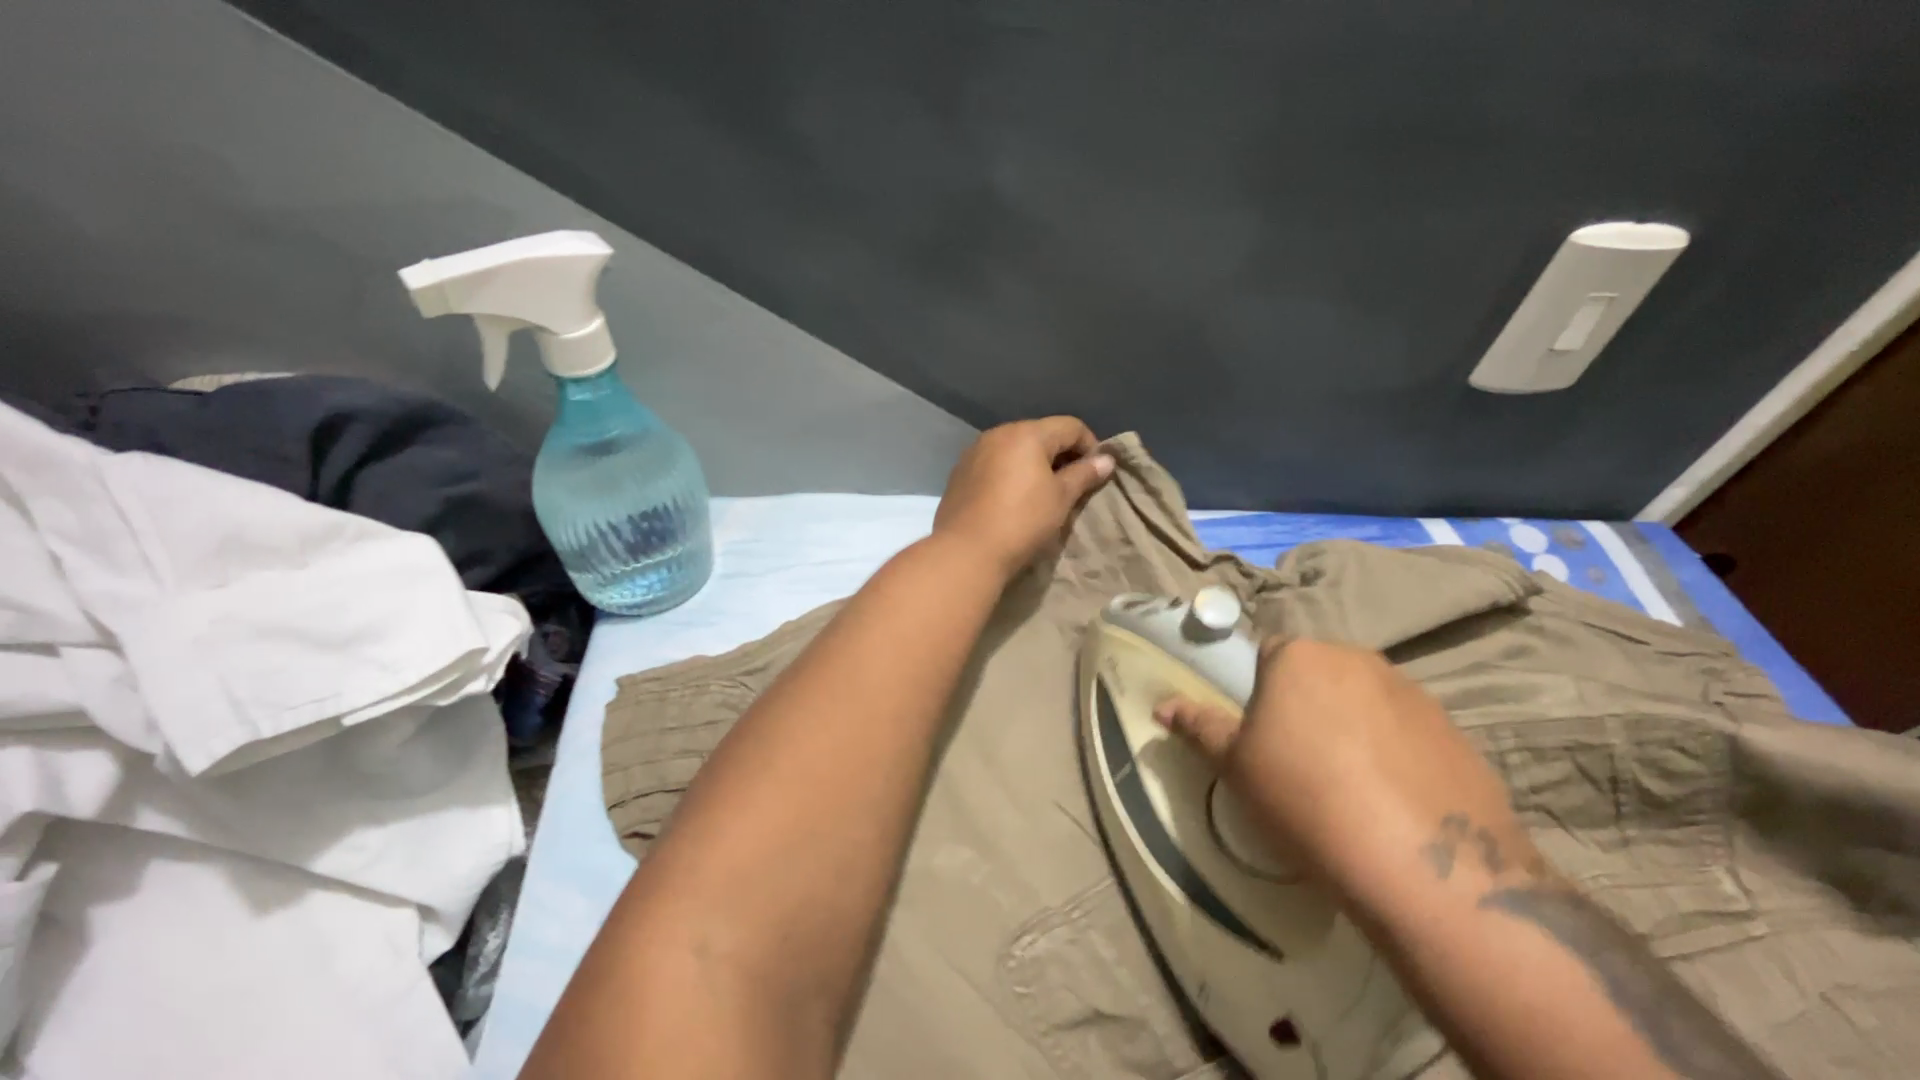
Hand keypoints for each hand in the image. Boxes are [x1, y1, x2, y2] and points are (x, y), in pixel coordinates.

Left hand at [932, 417, 1114, 578]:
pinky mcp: (959, 473)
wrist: (966, 552)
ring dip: (1034, 464)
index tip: (1097, 473)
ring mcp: (974, 452)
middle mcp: (998, 434)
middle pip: (1040, 434)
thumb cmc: (1022, 521)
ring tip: (1043, 493)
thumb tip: (1106, 459)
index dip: (1090, 446)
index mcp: (1026, 433)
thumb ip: (1084, 474)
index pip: (1070, 426)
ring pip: (1014, 449)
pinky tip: (1012, 499)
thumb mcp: (1061, 498)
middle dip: (1061, 454)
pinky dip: (1009, 474)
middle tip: (1072, 484)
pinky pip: (994, 464)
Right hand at [1154, 638, 1541, 905]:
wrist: (1421, 867)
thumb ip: (1200, 728)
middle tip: (1296, 764)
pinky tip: (1390, 804)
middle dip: (1306, 707)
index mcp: (1300, 657)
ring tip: (1348, 789)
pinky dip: (1395, 756)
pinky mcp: (1456, 732)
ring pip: (1366, 703)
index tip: (1258, 735)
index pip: (1267, 655)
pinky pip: (1408, 734)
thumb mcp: (1237, 769)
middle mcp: (1360, 659)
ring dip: (1352, 729)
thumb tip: (1163, 704)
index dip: (1257, 693)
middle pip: (1319, 675)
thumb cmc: (1305, 802)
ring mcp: (1415, 694)